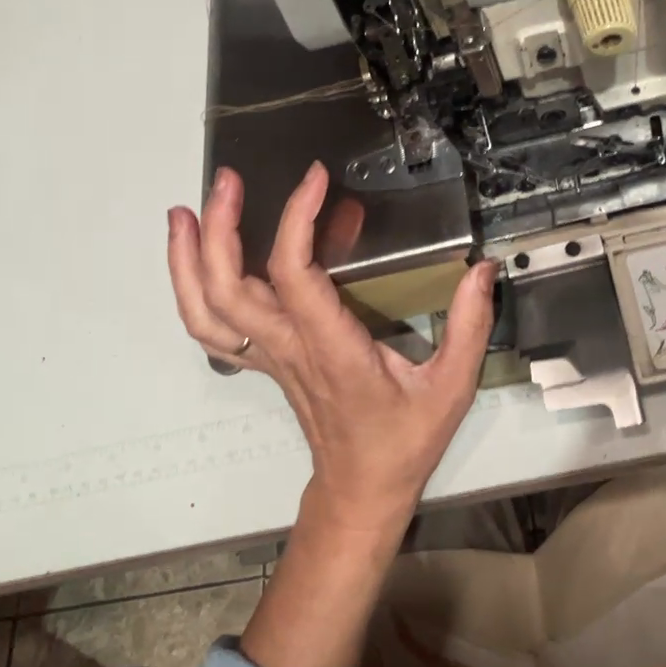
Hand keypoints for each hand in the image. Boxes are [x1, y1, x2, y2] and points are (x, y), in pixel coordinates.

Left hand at [167, 162, 497, 532]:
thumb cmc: (403, 439)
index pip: (295, 276)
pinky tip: (194, 254)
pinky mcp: (266, 359)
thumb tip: (481, 269)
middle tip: (230, 179)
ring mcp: (269, 355)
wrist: (362, 488)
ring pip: (206, 310)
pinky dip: (193, 288)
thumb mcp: (451, 387)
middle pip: (228, 289)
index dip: (297, 220)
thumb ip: (468, 326)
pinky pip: (214, 325)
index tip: (316, 178)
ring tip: (184, 211)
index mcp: (331, 349)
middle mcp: (288, 348)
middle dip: (220, 229)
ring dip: (188, 259)